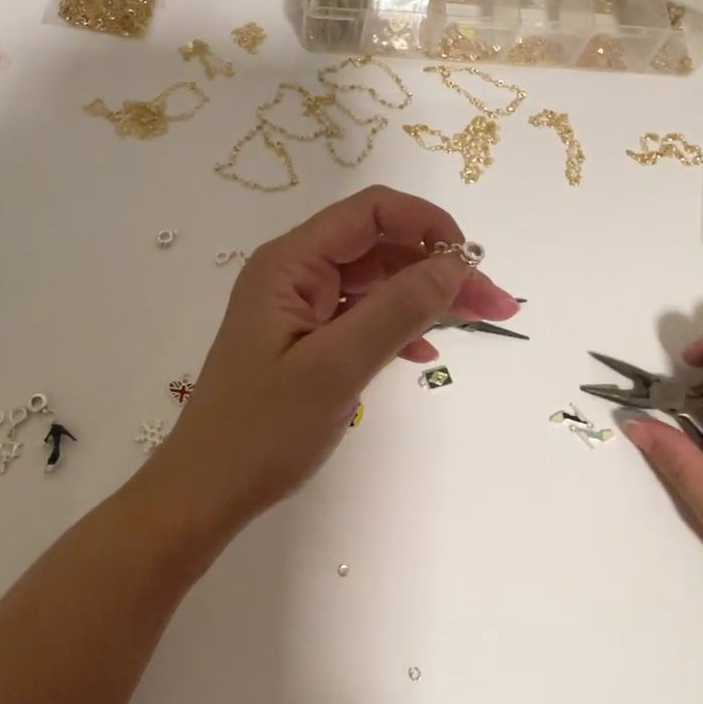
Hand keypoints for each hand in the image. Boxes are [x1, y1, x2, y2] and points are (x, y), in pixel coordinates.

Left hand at [147, 186, 518, 526]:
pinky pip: (361, 316)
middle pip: (379, 247)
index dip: (427, 225)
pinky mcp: (306, 339)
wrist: (206, 490)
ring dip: (425, 298)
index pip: (371, 213)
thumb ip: (397, 311)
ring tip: (479, 322)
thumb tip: (457, 264)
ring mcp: (299, 307)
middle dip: (438, 267)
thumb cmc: (262, 430)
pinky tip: (425, 353)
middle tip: (496, 305)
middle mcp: (294, 273)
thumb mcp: (336, 368)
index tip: (473, 263)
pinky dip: (398, 327)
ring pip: (375, 282)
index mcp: (289, 263)